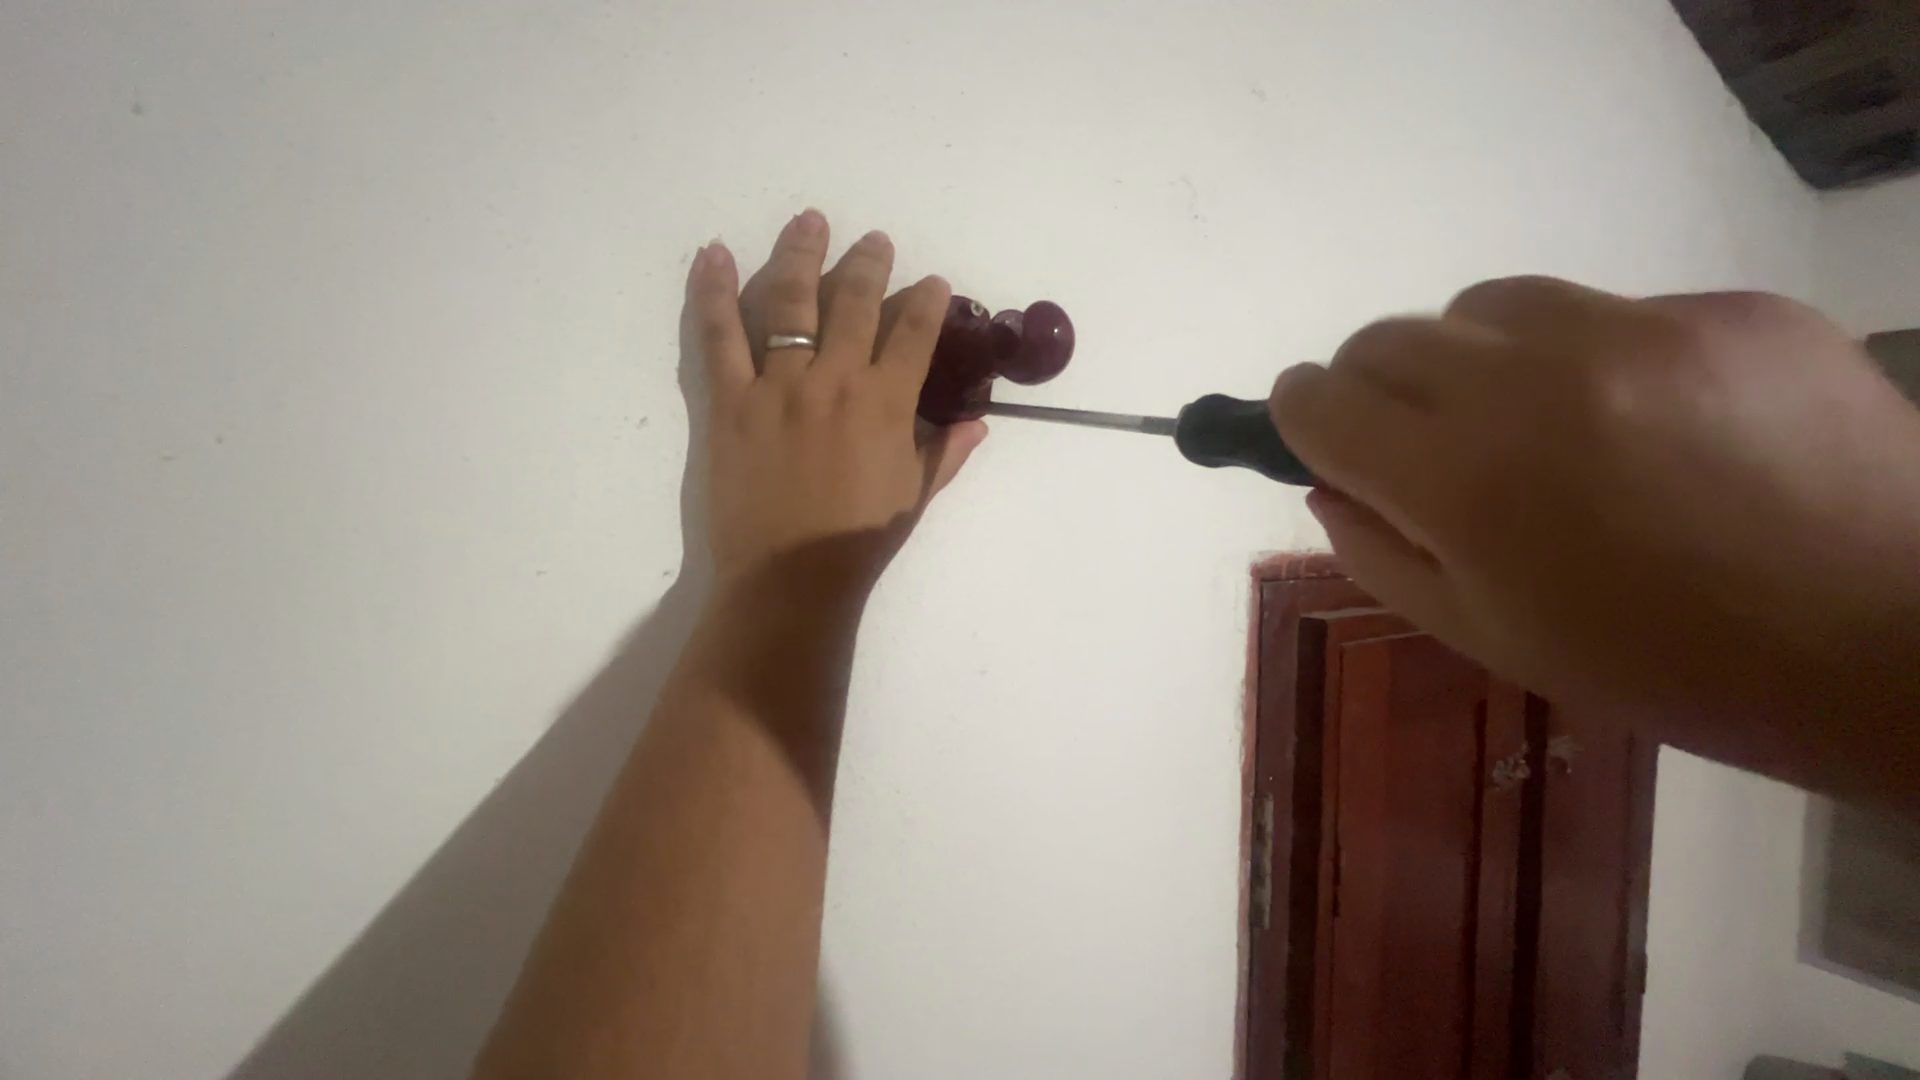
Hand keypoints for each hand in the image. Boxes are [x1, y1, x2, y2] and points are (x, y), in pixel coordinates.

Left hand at [685, 211, 987, 602]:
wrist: (790, 577)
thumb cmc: (859, 541)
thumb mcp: (915, 497)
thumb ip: (947, 454)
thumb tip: (978, 423)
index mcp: (886, 404)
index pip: (915, 334)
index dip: (928, 302)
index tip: (933, 282)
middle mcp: (835, 380)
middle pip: (856, 302)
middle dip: (870, 263)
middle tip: (876, 241)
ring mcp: (778, 385)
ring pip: (790, 301)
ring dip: (802, 253)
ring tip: (810, 221)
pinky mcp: (729, 400)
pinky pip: (718, 335)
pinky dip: (713, 291)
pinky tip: (713, 253)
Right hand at [1270, 277, 1919, 731]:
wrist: (1900, 642)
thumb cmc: (1656, 662)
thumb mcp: (1477, 631)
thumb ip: (1372, 550)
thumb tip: (1327, 483)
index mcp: (1462, 480)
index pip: (1320, 400)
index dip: (1299, 413)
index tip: (1312, 431)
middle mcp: (1533, 384)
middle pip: (1384, 338)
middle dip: (1370, 385)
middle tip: (1414, 439)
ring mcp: (1638, 332)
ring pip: (1482, 304)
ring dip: (1467, 357)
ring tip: (1523, 419)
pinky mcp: (1727, 310)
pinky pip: (1600, 310)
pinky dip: (1580, 357)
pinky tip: (1639, 420)